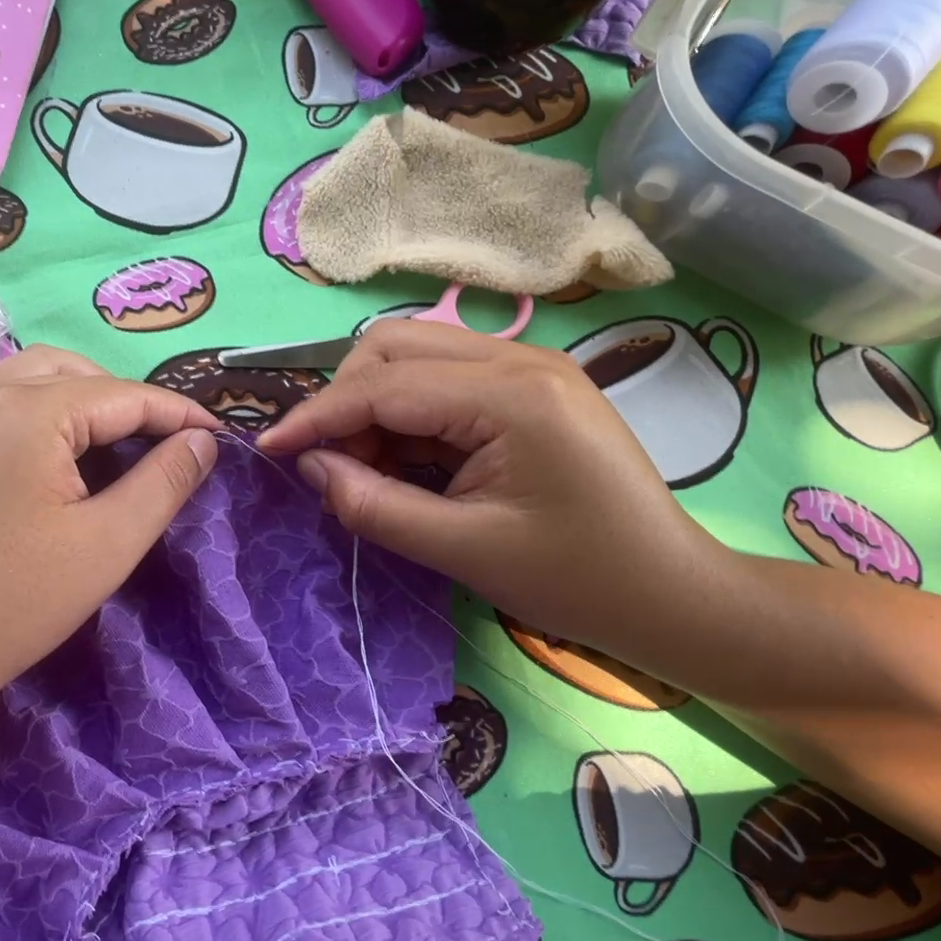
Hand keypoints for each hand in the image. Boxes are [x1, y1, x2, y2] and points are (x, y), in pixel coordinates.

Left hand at [0, 346, 220, 707]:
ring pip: (36, 373)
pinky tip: (51, 436)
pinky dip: (35, 399)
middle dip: (129, 403)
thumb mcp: (110, 542)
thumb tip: (202, 439)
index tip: (218, 434)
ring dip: (83, 394)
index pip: (121, 394)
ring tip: (117, 442)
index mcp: (25, 412)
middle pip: (77, 373)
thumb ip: (165, 481)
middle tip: (167, 447)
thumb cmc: (19, 601)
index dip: (177, 413)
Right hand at [258, 321, 726, 640]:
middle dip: (345, 401)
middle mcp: (519, 358)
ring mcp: (528, 365)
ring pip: (413, 356)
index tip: (267, 449)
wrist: (673, 594)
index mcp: (512, 395)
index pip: (384, 385)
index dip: (317, 416)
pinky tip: (408, 463)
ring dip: (373, 407)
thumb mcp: (463, 551)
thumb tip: (308, 467)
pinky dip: (405, 416)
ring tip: (371, 471)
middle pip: (394, 346)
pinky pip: (441, 380)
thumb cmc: (577, 579)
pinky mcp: (528, 386)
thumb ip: (374, 505)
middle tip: (333, 466)